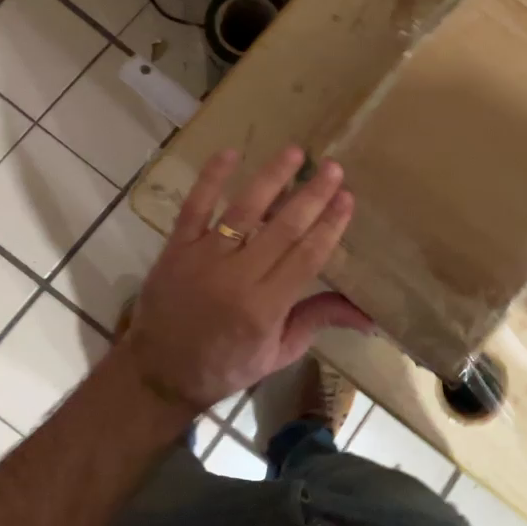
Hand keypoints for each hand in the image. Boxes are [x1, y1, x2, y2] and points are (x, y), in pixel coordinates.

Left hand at [118, 146, 373, 411]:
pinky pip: (195, 207)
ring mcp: (204, 259)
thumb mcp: (278, 353)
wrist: (158, 373)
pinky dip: (211, 179)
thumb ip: (318, 320)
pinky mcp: (177, 248)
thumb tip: (368, 315)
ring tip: (294, 152)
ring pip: (243, 210)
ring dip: (271, 178)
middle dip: (312, 194)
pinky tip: (231, 153)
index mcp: (265, 308)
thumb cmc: (226, 364)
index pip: (307, 257)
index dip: (330, 225)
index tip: (347, 197)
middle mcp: (237, 279)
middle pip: (282, 228)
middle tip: (332, 167)